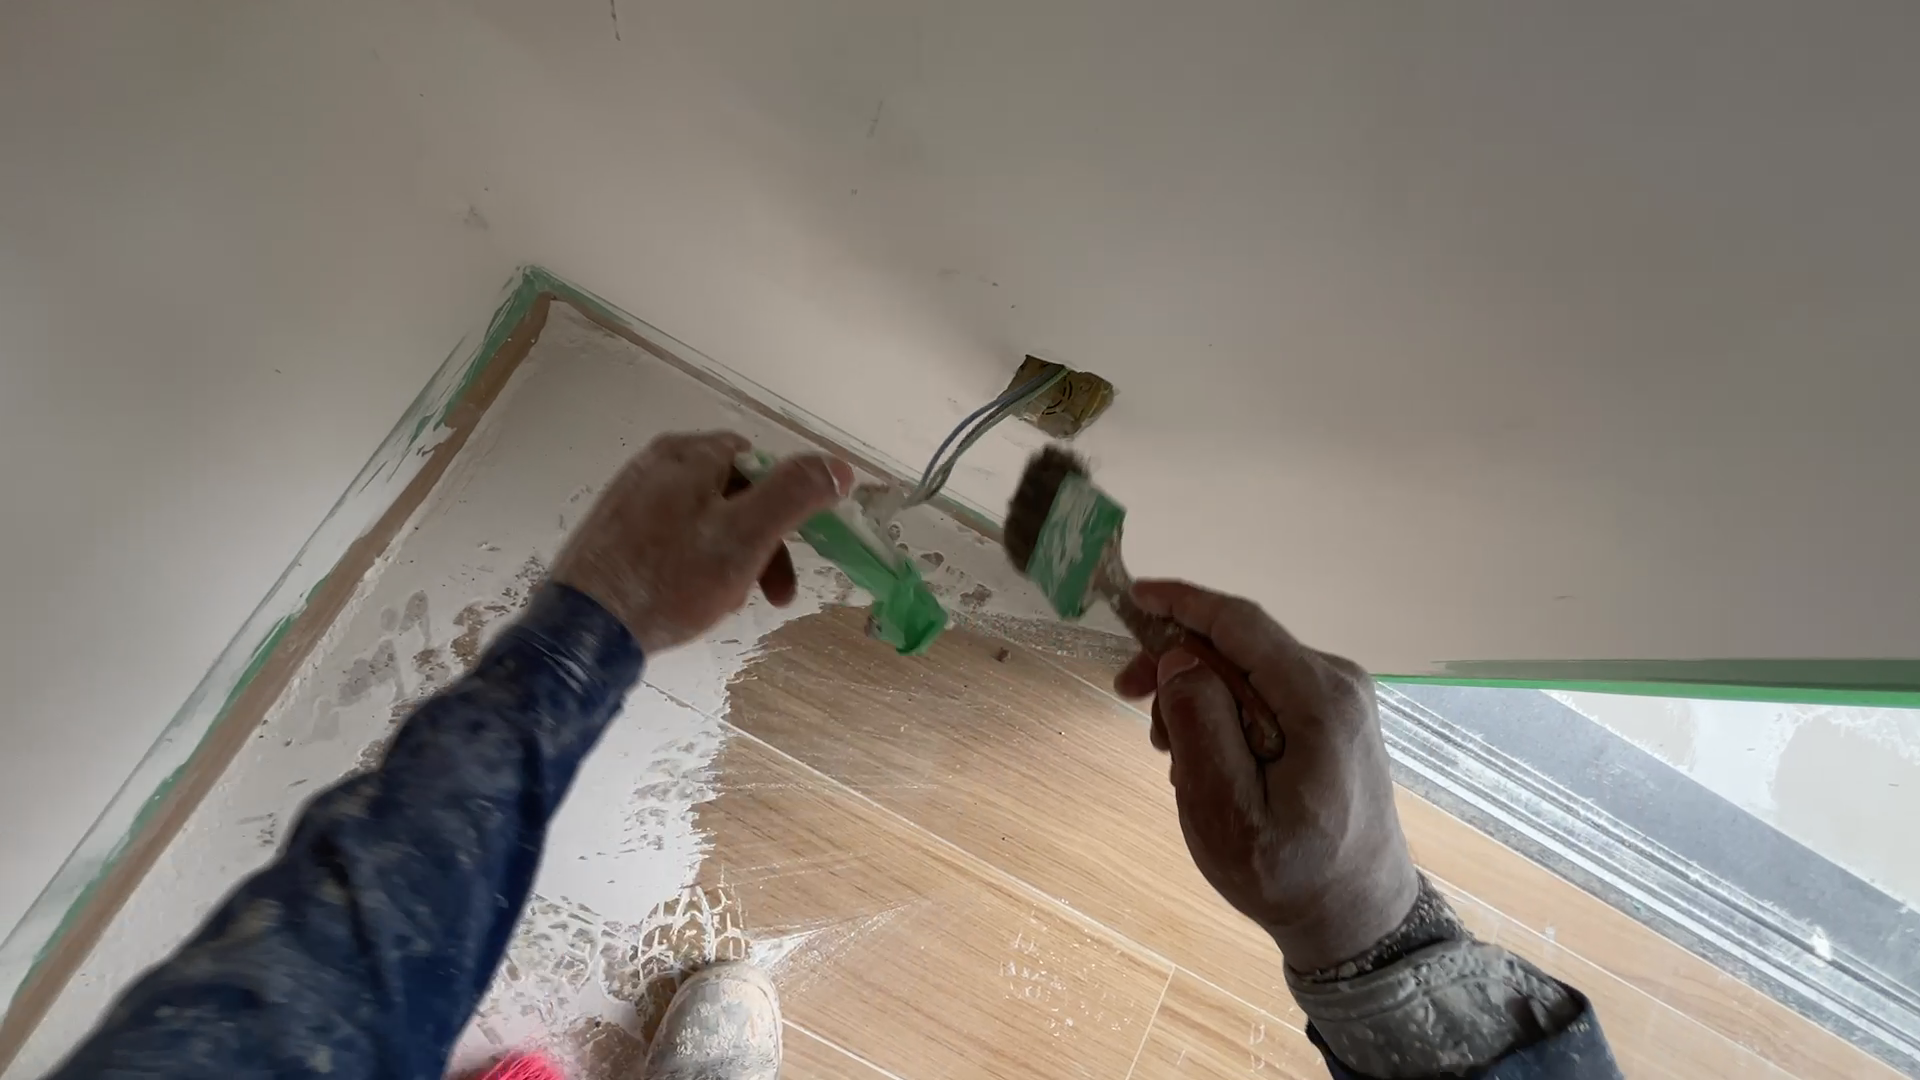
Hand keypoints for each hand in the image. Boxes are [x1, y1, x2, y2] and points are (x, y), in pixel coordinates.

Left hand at [551, 431, 852, 654]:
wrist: (583, 633)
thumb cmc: (672, 579)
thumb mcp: (745, 537)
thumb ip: (794, 495)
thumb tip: (839, 466)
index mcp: (689, 455)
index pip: (760, 461)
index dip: (786, 502)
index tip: (795, 546)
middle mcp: (658, 464)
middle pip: (737, 493)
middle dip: (763, 541)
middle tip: (775, 592)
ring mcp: (633, 496)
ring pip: (710, 519)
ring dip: (735, 558)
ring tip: (732, 600)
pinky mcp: (617, 530)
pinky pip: (678, 537)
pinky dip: (699, 563)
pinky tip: (695, 597)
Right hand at [1115, 580, 1418, 970]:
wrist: (1358, 920)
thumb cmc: (1288, 875)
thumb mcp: (1226, 812)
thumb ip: (1200, 728)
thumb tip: (1179, 658)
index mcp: (1317, 701)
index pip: (1239, 623)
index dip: (1182, 601)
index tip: (1133, 594)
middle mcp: (1334, 684)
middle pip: (1237, 643)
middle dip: (1175, 659)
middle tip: (1126, 693)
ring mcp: (1336, 699)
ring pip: (1243, 665)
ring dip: (1194, 691)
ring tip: (1169, 748)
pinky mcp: (1329, 716)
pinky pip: (1259, 688)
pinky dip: (1218, 706)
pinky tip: (1203, 751)